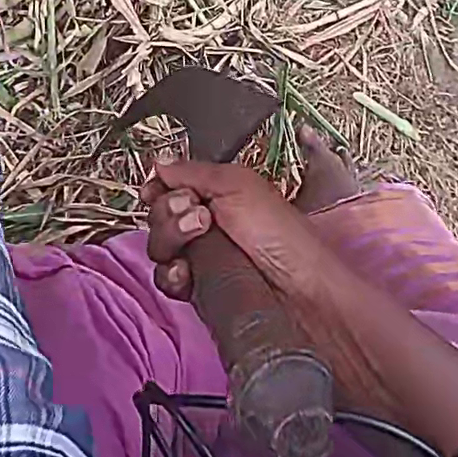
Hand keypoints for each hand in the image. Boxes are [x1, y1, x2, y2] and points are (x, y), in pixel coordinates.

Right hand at [142, 161, 337, 306]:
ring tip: (200, 240)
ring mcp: (199, 258)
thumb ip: (193, 170)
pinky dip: (171, 275)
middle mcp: (203, 223)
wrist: (301, 293)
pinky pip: (166, 280)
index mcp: (215, 192)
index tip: (156, 190)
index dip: (158, 188)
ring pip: (158, 246)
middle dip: (168, 212)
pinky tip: (187, 273)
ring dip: (170, 239)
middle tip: (200, 216)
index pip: (167, 186)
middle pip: (157, 214)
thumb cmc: (278, 232)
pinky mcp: (198, 290)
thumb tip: (158, 162)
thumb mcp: (237, 184)